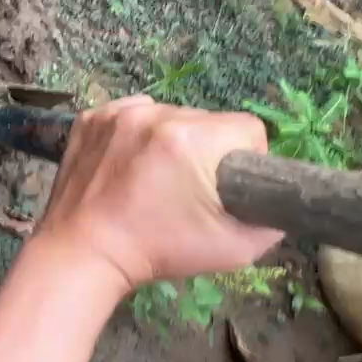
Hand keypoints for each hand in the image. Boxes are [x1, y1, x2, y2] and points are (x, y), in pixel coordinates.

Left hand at [33, 95, 282, 295]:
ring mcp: (114, 113)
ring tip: (158, 174)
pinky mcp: (89, 117)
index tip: (228, 183)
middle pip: (205, 120)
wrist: (86, 247)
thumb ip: (272, 217)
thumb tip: (275, 196)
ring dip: (172, 137)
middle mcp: (151, 115)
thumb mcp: (238, 247)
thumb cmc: (161, 249)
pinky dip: (137, 131)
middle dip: (208, 149)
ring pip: (167, 113)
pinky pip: (129, 113)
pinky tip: (130, 160)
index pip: (247, 128)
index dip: (248, 158)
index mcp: (190, 139)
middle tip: (189, 186)